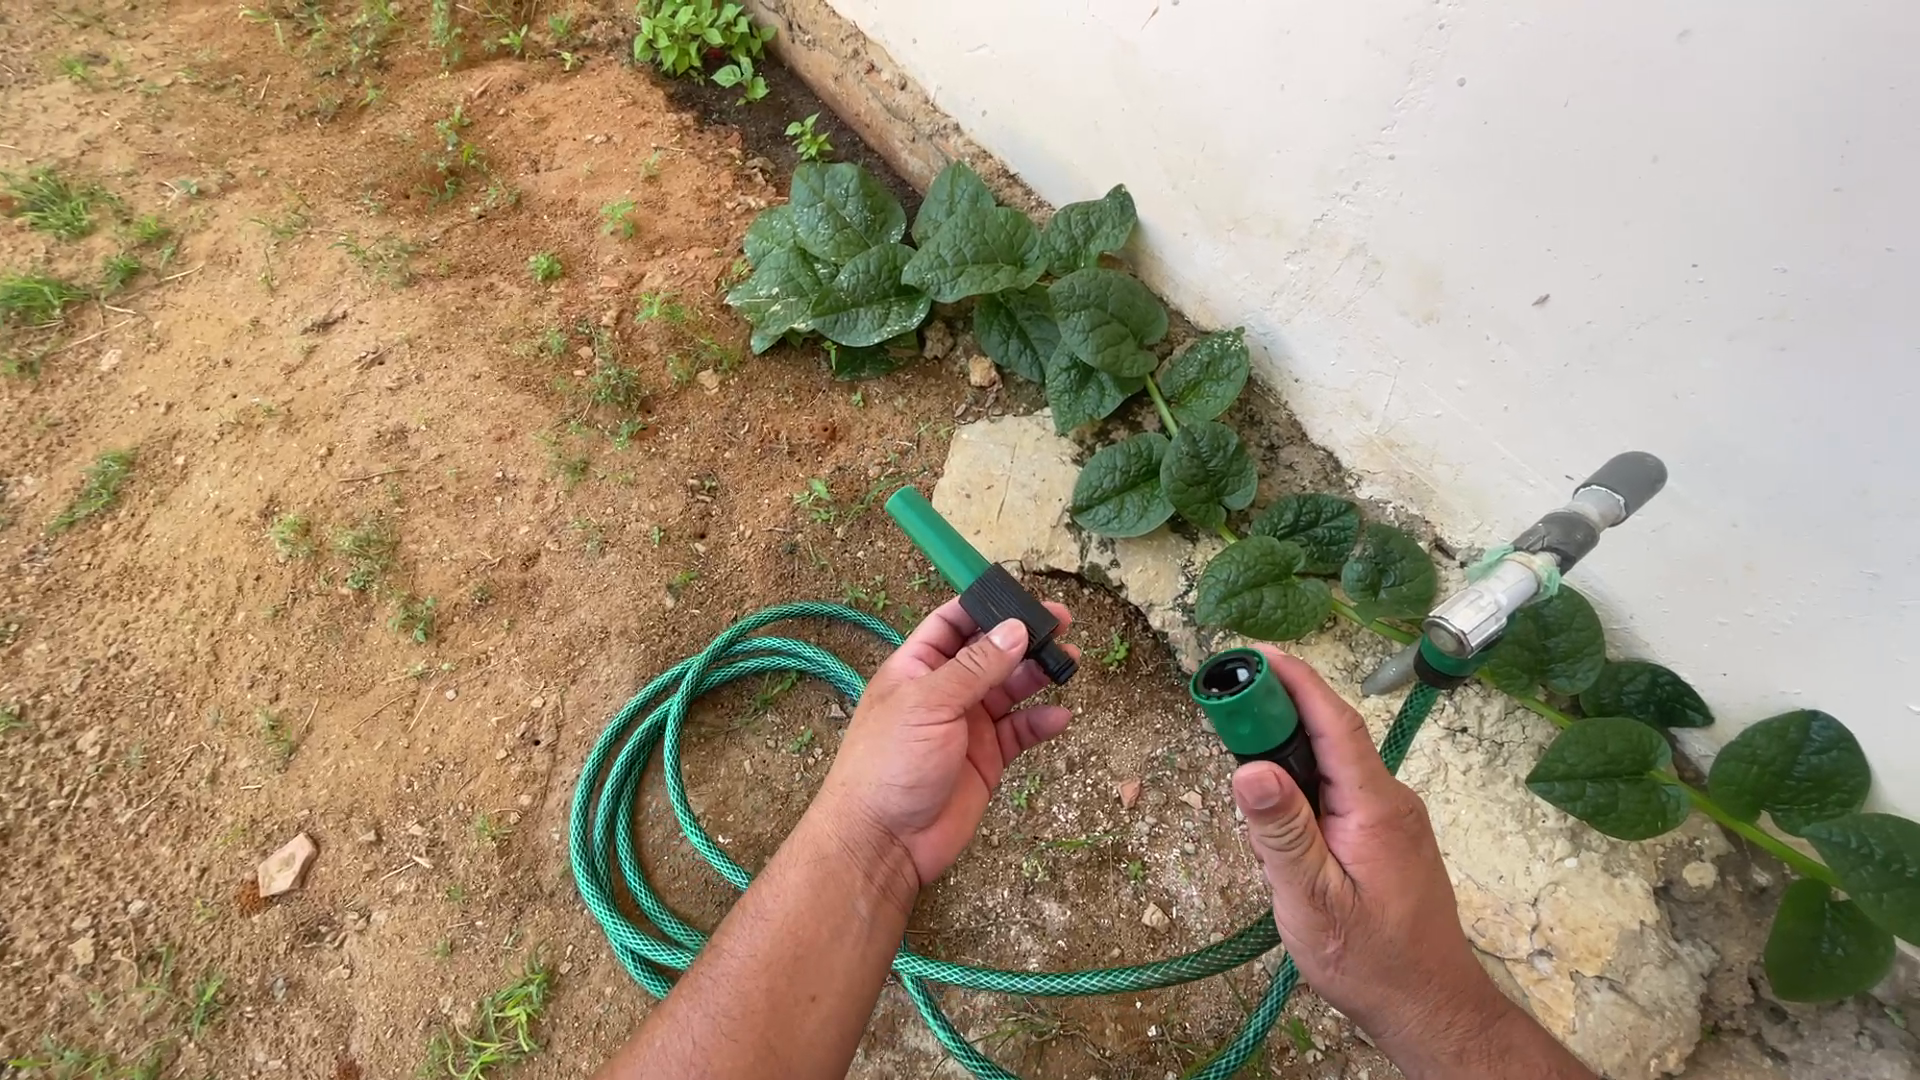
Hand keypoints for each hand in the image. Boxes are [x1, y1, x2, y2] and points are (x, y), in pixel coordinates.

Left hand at [818, 597, 1076, 889]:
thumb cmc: (891, 761)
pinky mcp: (988, 757)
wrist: (885, 841)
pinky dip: (1041, 721)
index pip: (952, 622)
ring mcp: (968, 723)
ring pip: (1010, 688)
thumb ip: (976, 666)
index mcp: (918, 666)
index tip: (1021, 594)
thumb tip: (1016, 628)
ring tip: (1070, 662)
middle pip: (990, 651)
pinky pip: (1020, 731)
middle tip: (1062, 623)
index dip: (984, 605)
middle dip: (1023, 636)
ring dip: (1038, 674)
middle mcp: (945, 689)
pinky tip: (1059, 716)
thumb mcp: (930, 703)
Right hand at [1228, 647, 1523, 1069]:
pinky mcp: (1379, 832)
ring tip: (1261, 837)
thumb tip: (1248, 768)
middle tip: (1228, 730)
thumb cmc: (1370, 961)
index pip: (1334, 723)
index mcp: (1375, 806)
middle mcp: (1387, 798)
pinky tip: (1284, 850)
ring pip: (1324, 769)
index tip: (1257, 652)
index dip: (1296, 680)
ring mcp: (1386, 815)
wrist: (1432, 1012)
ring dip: (1283, 775)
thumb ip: (1281, 833)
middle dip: (1274, 724)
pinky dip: (1297, 800)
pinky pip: (1331, 794)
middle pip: (1326, 737)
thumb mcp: (1312, 901)